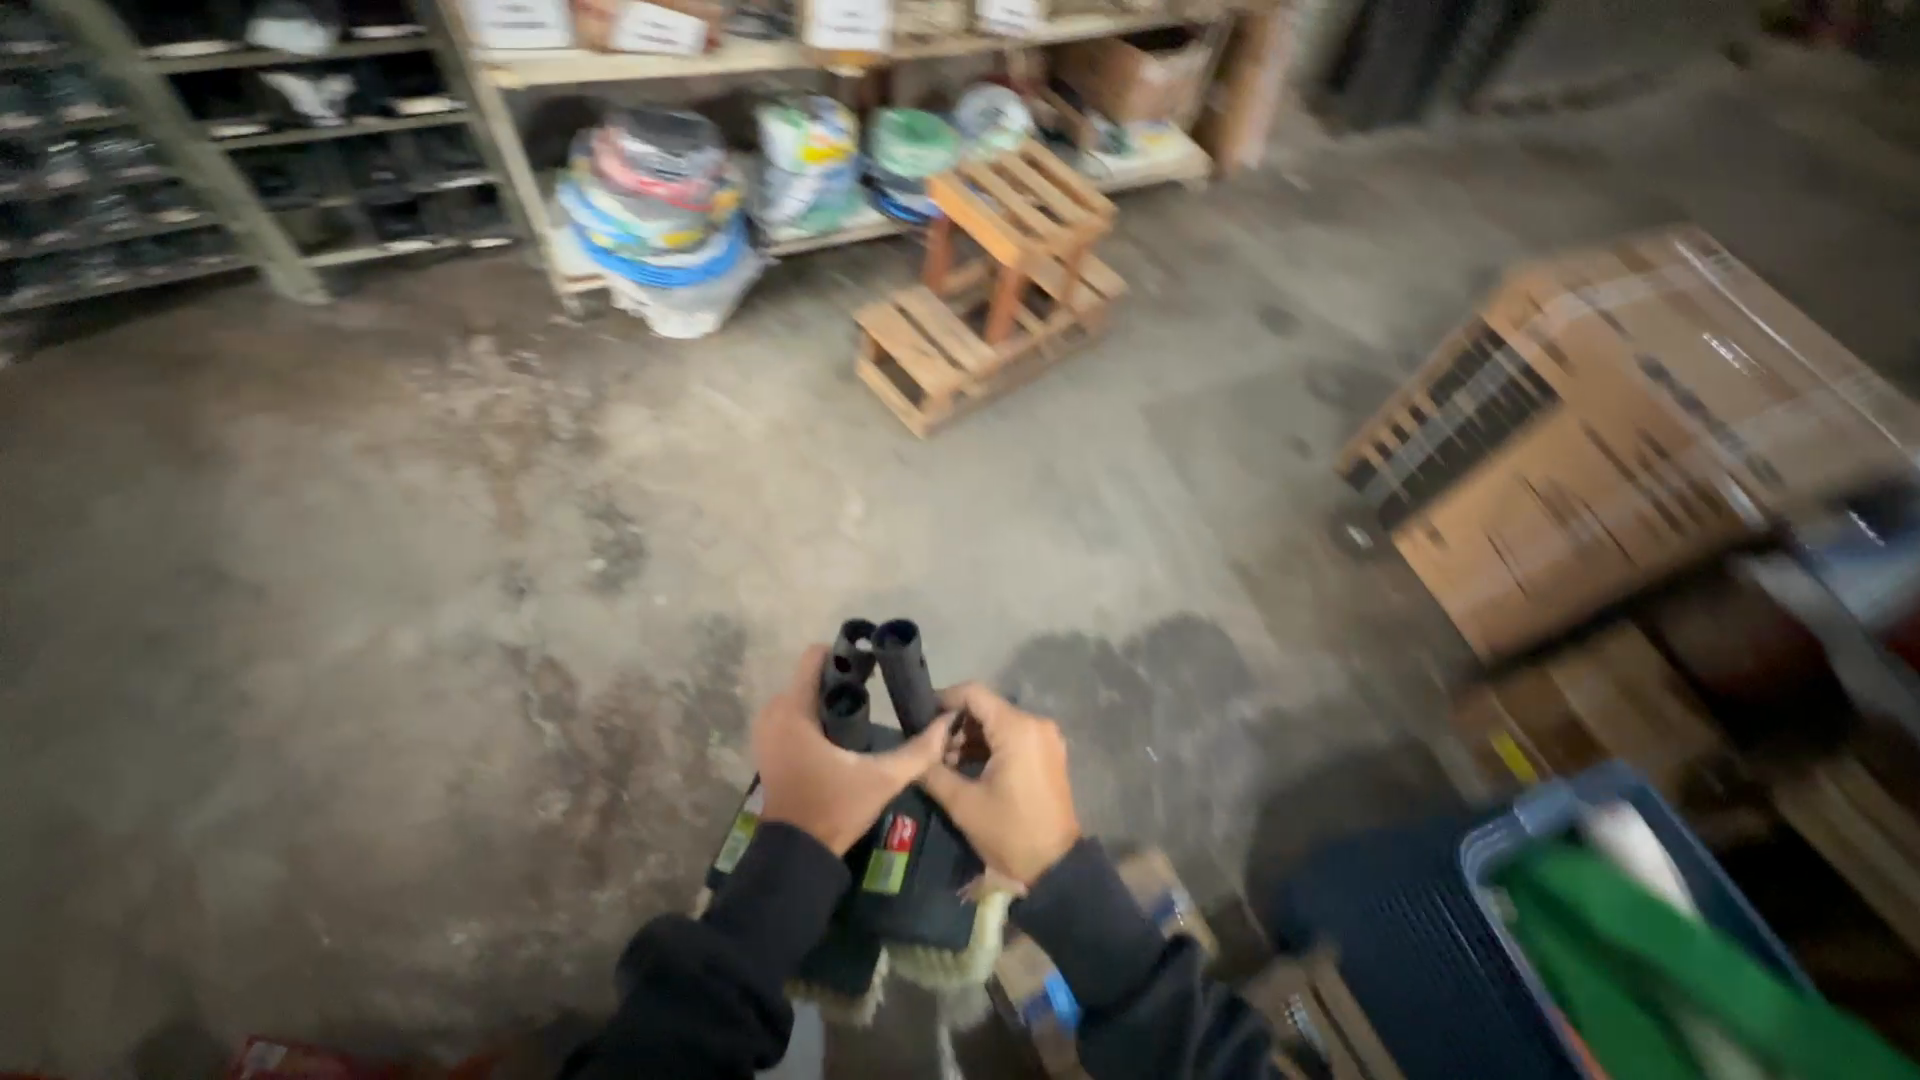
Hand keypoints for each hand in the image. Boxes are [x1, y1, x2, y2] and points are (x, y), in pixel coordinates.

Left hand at [754, 645, 947, 854]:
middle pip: (811, 676)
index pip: (816, 657)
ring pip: (803, 695)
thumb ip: (918, 750)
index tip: (872, 667)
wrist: (797, 853)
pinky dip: (815, 716)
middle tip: (876, 693)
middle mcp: (774, 712)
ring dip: (829, 698)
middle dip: (842, 680)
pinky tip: (842, 732)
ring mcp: (767, 730)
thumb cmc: (835, 808)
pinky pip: (794, 714)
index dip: (846, 656)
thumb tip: (947, 722)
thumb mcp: (883, 779)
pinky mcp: (769, 746)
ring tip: (864, 711)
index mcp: (794, 711)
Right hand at [918, 682, 1081, 886]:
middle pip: (986, 707)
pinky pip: (1013, 737)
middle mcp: (1035, 724)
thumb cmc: (1009, 832)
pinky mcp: (1048, 754)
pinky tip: (966, 768)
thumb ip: (933, 771)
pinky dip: (990, 747)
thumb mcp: (963, 804)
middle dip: (955, 725)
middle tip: (929, 749)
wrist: (1055, 867)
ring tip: (944, 763)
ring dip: (971, 738)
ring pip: (999, 723)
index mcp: (1017, 728)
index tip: (921, 719)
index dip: (944, 700)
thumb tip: (913, 754)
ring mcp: (1045, 739)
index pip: (974, 693)